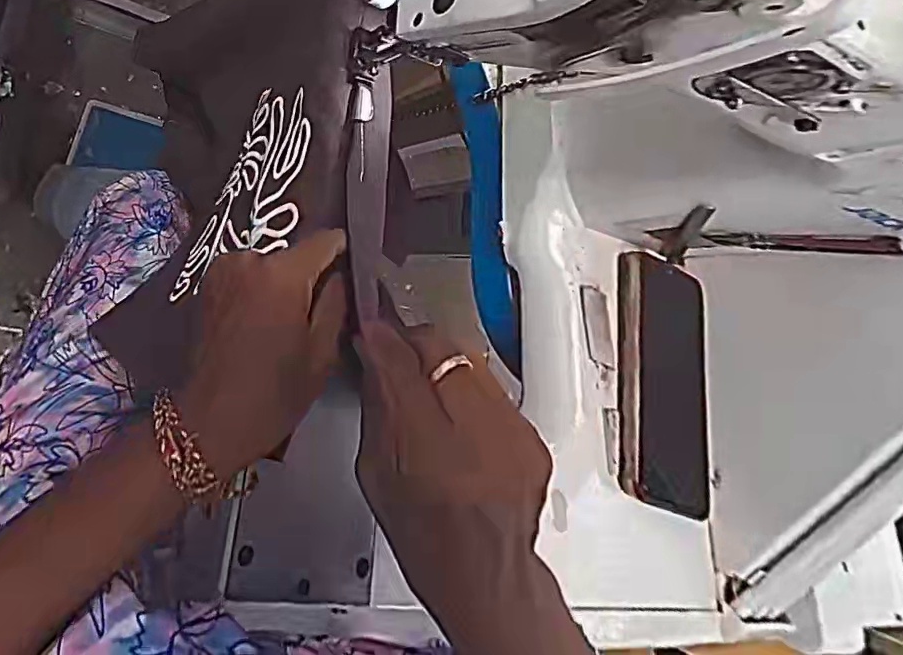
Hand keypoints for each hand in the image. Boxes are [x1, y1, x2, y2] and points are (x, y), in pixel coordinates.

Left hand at [176, 230, 347, 476]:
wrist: (207, 423)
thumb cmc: (272, 394)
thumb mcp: (320, 353)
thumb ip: (336, 302)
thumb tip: (340, 274)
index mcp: (281, 274)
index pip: (325, 240)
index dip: (343, 252)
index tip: (353, 269)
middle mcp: (249, 258)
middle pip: (295, 254)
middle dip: (310, 274)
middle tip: (317, 309)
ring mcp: (223, 268)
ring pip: (270, 264)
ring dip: (281, 282)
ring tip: (284, 320)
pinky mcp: (207, 282)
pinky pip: (247, 274)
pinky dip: (258, 289)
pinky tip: (259, 321)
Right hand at [355, 320, 588, 653]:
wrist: (489, 578)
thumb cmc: (429, 540)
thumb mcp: (377, 474)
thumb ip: (376, 407)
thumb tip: (372, 355)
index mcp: (429, 454)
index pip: (401, 365)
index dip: (381, 337)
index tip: (370, 325)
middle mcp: (478, 439)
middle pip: (440, 348)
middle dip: (412, 340)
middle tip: (394, 346)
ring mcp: (511, 434)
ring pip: (468, 357)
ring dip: (440, 357)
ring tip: (425, 380)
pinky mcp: (531, 434)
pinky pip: (491, 383)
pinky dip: (468, 384)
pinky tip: (456, 408)